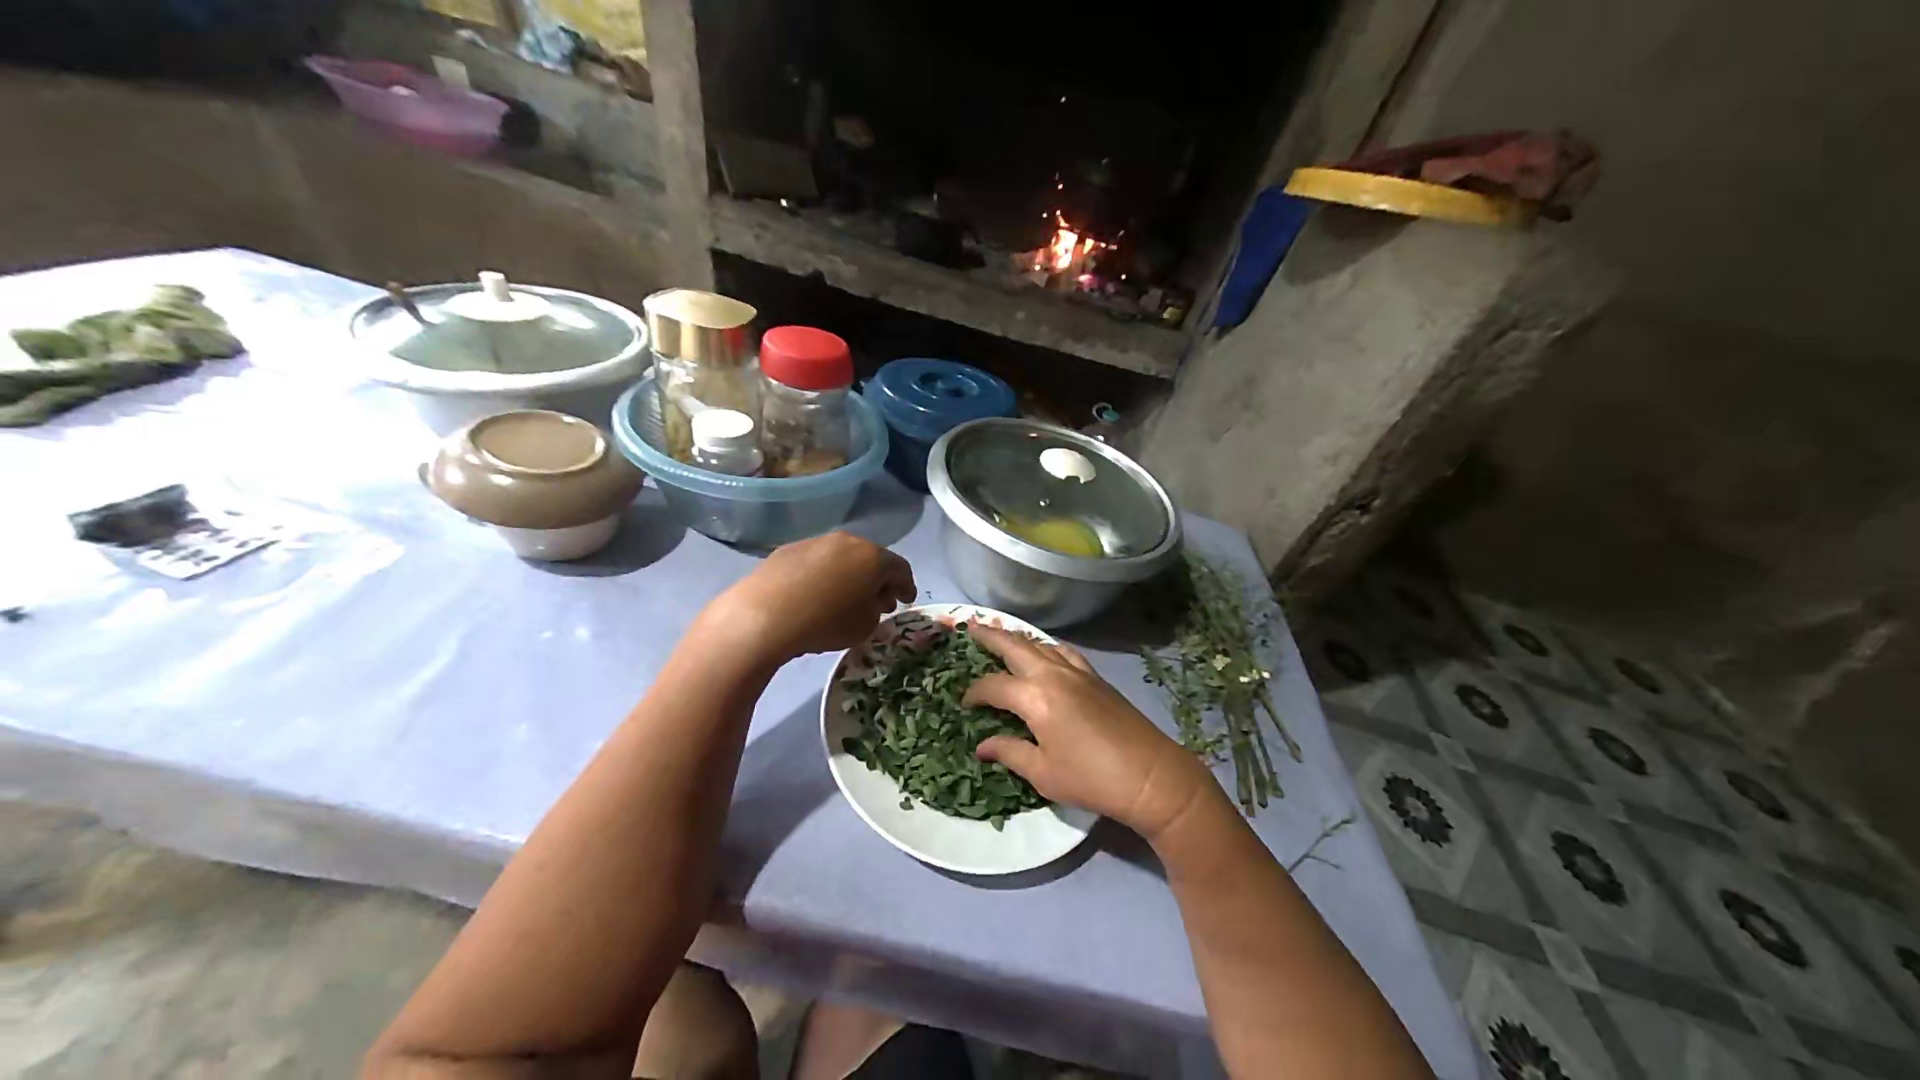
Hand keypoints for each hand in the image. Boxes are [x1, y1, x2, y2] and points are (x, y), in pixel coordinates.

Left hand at [703, 532, 916, 661]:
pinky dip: (823, 576)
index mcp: (873, 556)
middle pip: (871, 559)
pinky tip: (815, 595)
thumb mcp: (865, 625)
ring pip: (842, 558)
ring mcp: (815, 542)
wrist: (764, 615)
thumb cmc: (825, 622)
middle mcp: (847, 541)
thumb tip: (872, 598)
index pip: (900, 568)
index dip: (906, 586)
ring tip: (845, 598)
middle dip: (877, 580)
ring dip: (849, 575)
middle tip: (878, 601)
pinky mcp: (788, 550)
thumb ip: (877, 608)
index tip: (906, 600)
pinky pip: (816, 563)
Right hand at [964, 625, 1212, 840]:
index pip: (993, 686)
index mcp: (1035, 698)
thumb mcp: (1043, 774)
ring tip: (1001, 634)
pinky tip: (1044, 652)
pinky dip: (1046, 647)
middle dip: (990, 635)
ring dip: (1018, 638)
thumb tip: (983, 746)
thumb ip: (1009, 752)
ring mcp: (1078, 672)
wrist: (1151, 776)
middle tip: (971, 627)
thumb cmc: (1092, 780)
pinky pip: (1064, 651)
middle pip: (1015, 646)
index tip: (964, 704)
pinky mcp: (1096, 678)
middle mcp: (1054, 675)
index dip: (974, 693)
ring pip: (1040, 644)